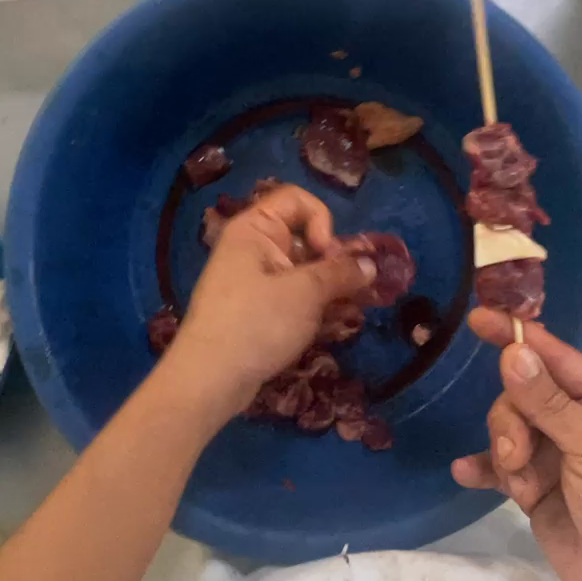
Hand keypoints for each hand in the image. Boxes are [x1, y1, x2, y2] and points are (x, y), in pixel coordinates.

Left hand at [161, 185, 374, 423]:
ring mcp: (255, 282)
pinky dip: (317, 306)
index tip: (328, 255)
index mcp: (254, 229)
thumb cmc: (256, 323)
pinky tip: (340, 324)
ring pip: (304, 272)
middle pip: (304, 238)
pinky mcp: (259, 312)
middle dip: (335, 261)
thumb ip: (341, 274)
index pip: (297, 200)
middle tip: (358, 288)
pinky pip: (295, 298)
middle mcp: (253, 249)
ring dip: (332, 287)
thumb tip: (371, 264)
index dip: (321, 221)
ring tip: (357, 308)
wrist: (211, 379)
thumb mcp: (305, 294)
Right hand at [452, 309, 581, 580]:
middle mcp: (579, 423)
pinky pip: (500, 468)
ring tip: (517, 481)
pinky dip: (484, 469)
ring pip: (508, 429)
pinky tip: (465, 473)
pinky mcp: (536, 490)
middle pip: (523, 395)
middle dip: (512, 419)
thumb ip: (550, 403)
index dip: (518, 337)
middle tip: (516, 453)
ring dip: (504, 451)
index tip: (477, 319)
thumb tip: (513, 351)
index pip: (556, 357)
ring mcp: (556, 458)